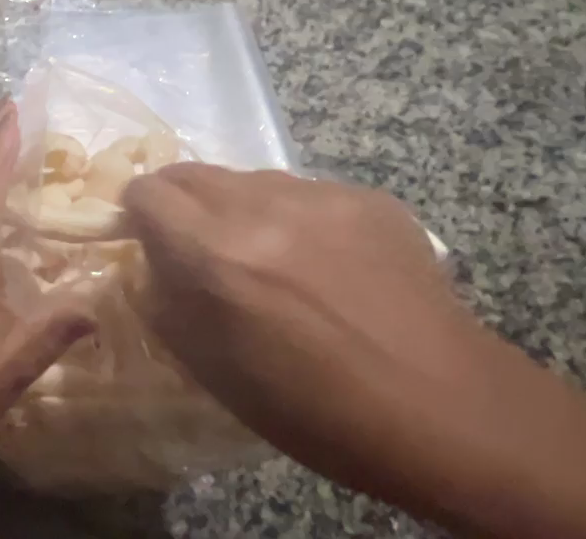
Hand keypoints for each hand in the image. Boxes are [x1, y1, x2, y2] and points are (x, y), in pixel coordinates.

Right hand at [121, 165, 520, 498]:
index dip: (139, 216)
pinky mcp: (366, 197)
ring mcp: (318, 195)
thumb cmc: (312, 408)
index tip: (150, 243)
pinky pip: (306, 192)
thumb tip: (152, 262)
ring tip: (275, 262)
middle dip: (183, 206)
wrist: (447, 411)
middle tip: (204, 251)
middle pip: (189, 173)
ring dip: (241, 210)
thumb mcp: (208, 366)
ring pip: (248, 179)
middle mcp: (258, 207)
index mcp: (212, 251)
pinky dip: (299, 219)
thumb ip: (163, 298)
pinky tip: (329, 267)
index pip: (144, 191)